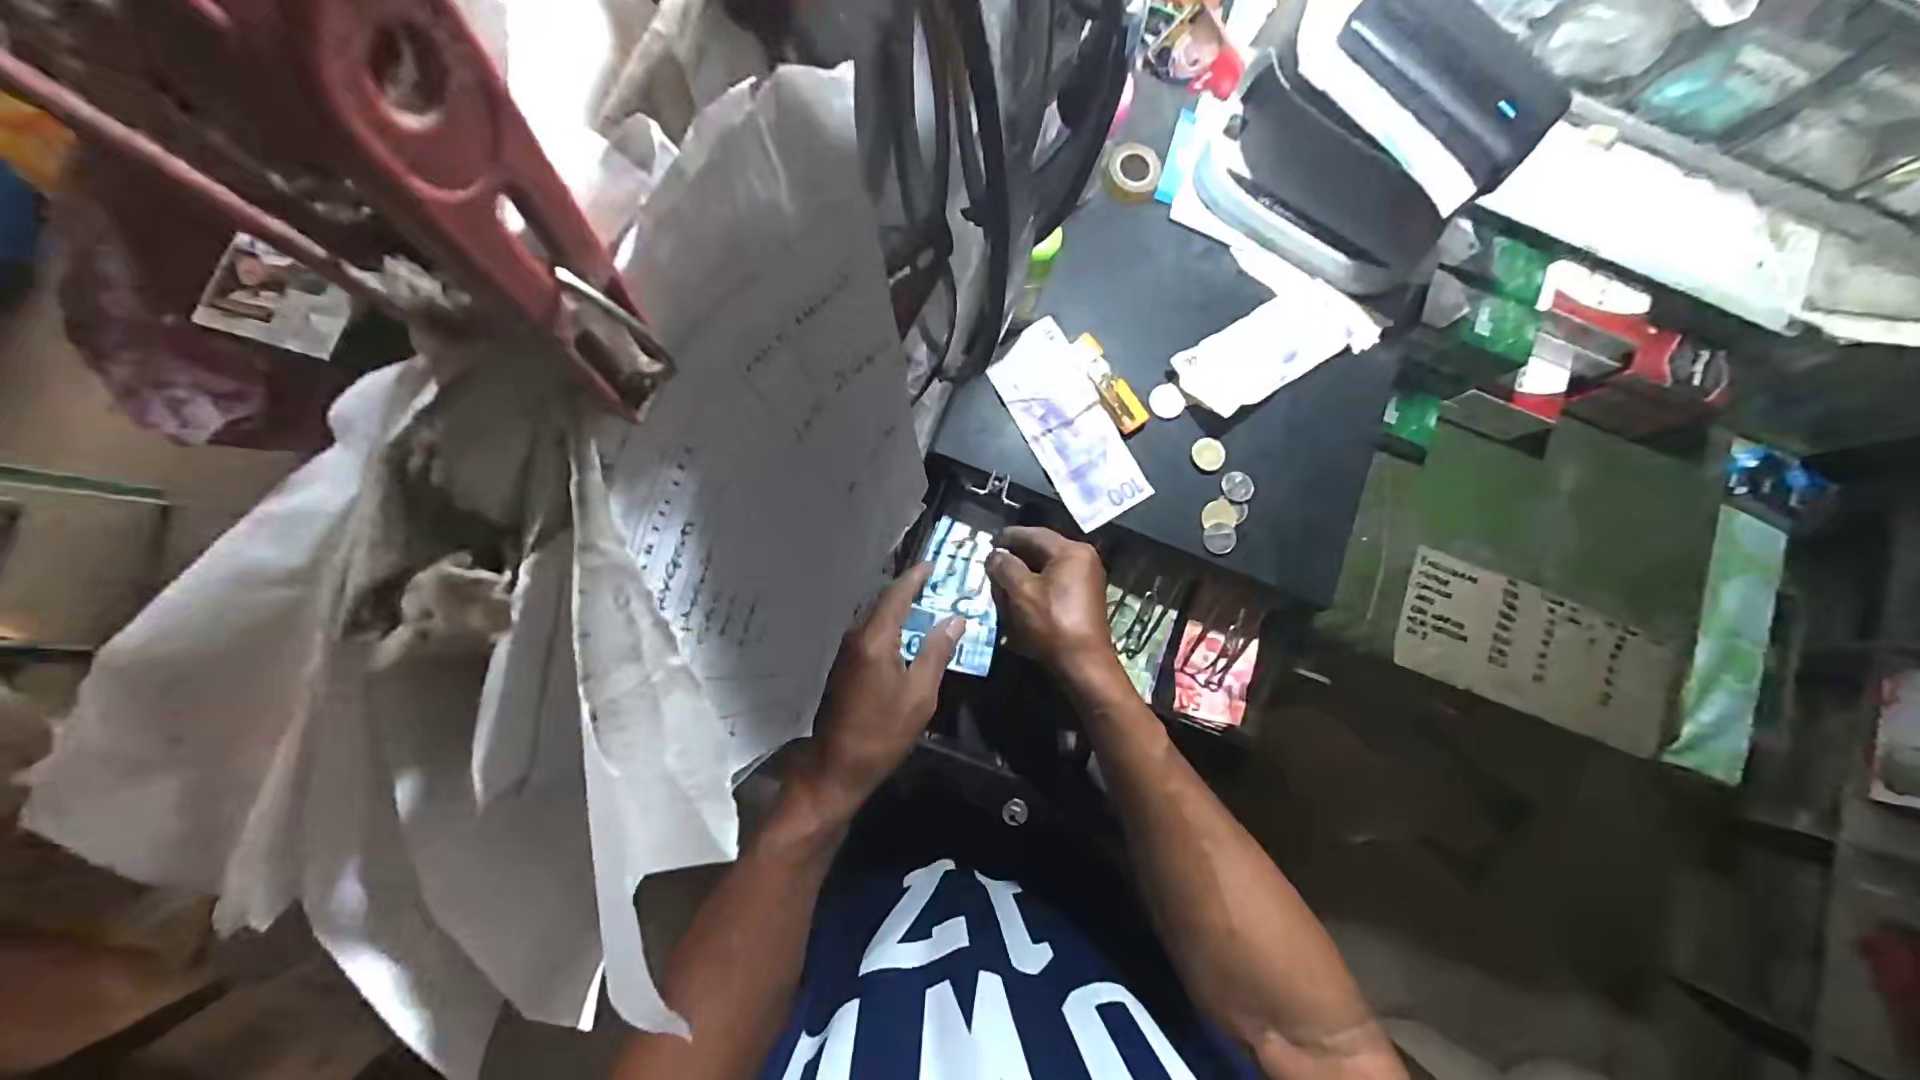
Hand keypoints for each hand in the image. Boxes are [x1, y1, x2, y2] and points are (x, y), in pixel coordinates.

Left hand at [797, 563, 962, 814]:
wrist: (836, 766)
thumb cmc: (883, 731)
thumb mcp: (920, 694)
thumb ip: (937, 652)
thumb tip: (954, 620)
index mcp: (875, 638)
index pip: (896, 595)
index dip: (916, 577)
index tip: (933, 564)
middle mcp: (856, 637)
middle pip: (884, 603)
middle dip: (910, 591)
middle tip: (938, 586)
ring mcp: (846, 652)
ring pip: (876, 618)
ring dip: (900, 610)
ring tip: (928, 607)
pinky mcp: (844, 666)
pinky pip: (871, 634)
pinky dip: (891, 627)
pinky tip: (908, 637)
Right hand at [985, 527, 1116, 677]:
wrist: (1082, 664)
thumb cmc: (1051, 623)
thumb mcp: (1021, 591)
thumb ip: (1004, 566)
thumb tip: (995, 555)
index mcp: (1071, 551)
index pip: (1034, 534)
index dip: (1008, 536)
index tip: (989, 540)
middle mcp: (1083, 559)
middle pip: (1041, 550)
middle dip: (1015, 557)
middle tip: (992, 563)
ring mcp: (1086, 579)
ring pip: (1047, 568)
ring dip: (1023, 573)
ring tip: (1001, 581)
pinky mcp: (1083, 599)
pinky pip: (1054, 583)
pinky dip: (1035, 586)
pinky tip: (1018, 597)